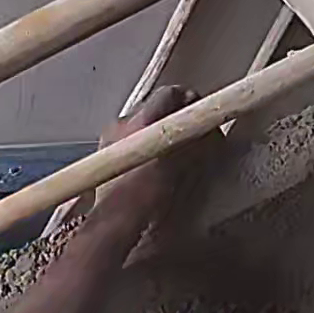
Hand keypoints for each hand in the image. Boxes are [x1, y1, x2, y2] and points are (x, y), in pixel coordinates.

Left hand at [89, 85, 195, 231]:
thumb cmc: (146, 194)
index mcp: (142, 119)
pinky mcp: (102, 153)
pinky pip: (127, 139)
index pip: (170, 93)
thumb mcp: (179, 167)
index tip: (199, 111)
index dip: (189, 100)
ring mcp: (108, 137)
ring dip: (157, 129)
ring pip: (139, 123)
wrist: (114, 219)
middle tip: (189, 130)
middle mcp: (121, 122)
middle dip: (173, 115)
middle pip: (152, 106)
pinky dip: (142, 143)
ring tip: (171, 148)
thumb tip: (211, 133)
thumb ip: (197, 144)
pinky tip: (151, 161)